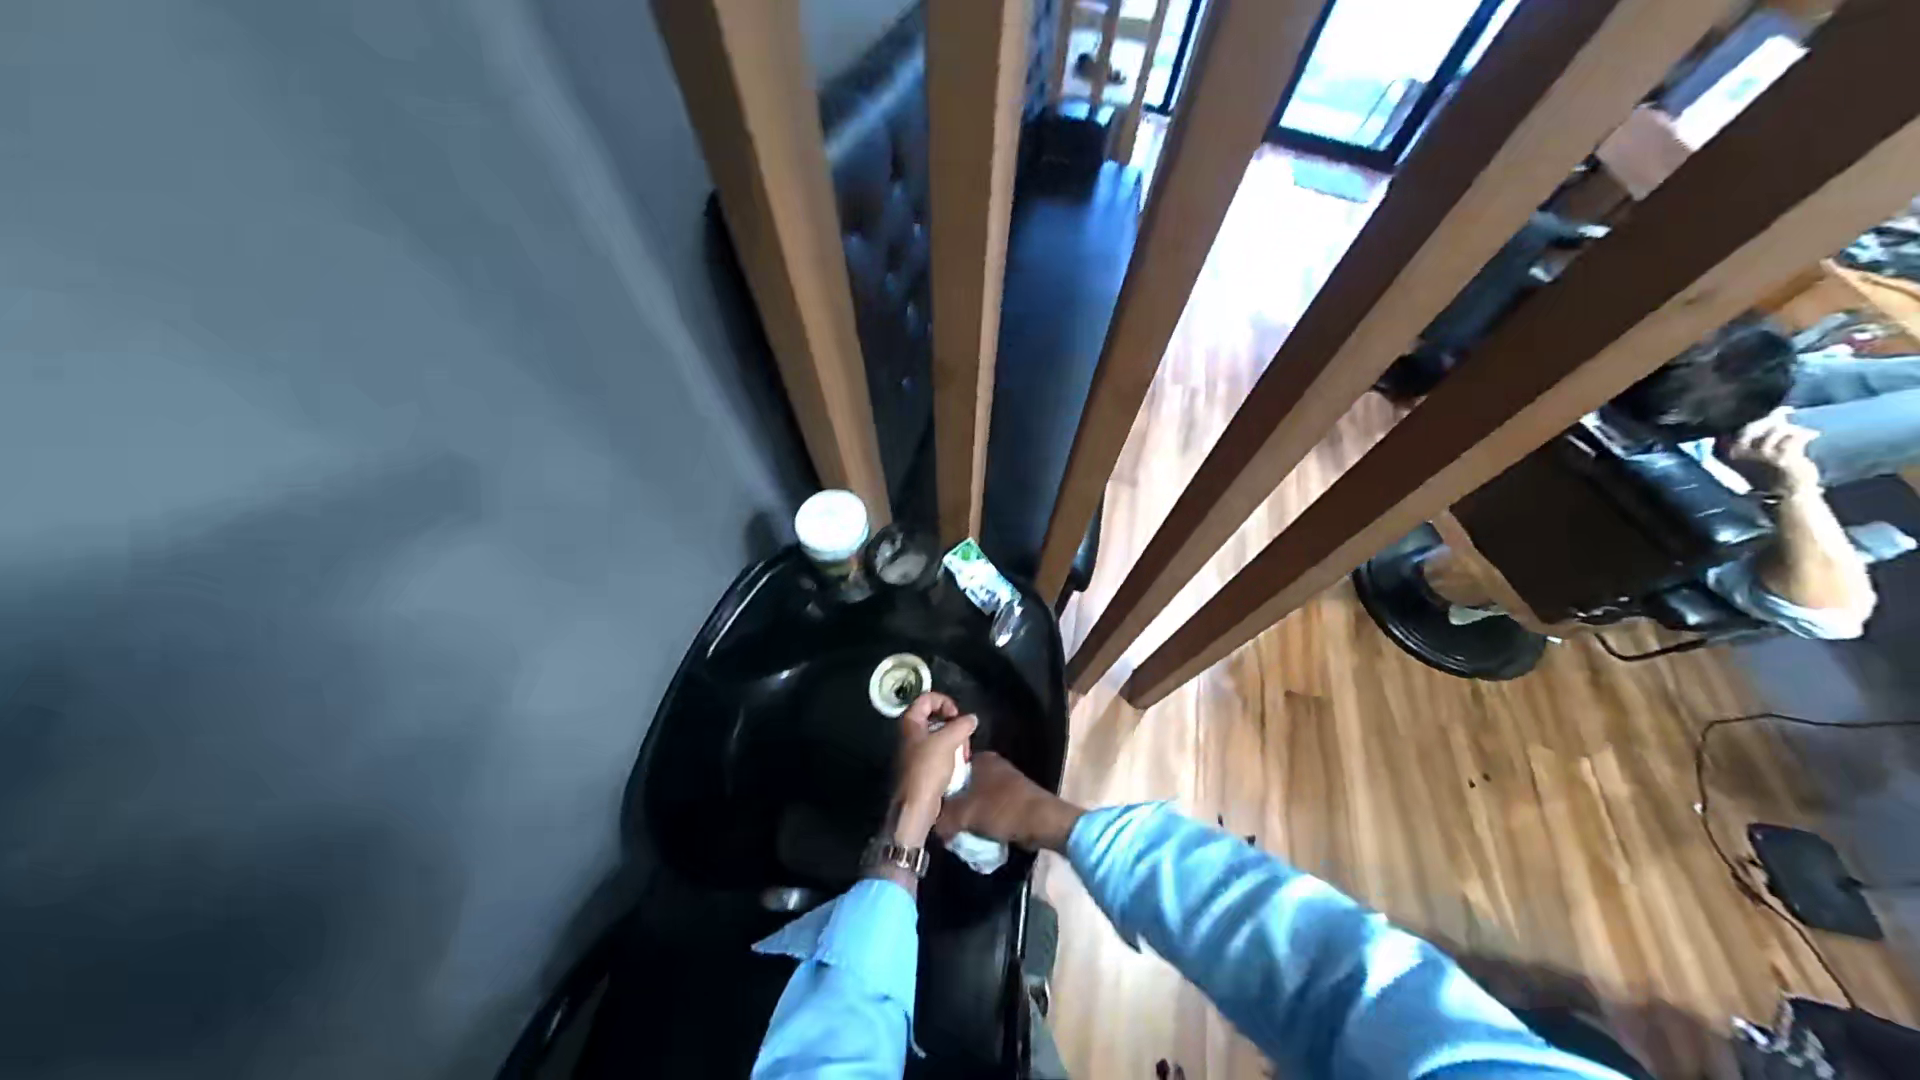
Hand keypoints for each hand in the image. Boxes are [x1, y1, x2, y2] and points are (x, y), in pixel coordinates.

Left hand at [889, 692, 975, 847]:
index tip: (957, 716)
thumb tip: (972, 718)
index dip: (945, 702)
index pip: (927, 698)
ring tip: (963, 754)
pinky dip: (951, 753)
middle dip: (955, 725)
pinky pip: (940, 751)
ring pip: (940, 735)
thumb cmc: (928, 768)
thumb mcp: (948, 741)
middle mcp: (911, 733)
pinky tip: (959, 764)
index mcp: (911, 722)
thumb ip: (962, 725)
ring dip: (955, 741)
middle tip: (964, 738)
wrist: (916, 805)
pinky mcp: (923, 765)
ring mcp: (917, 750)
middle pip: (936, 716)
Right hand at [935, 751, 1083, 853]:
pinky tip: (974, 832)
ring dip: (968, 813)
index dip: (938, 787)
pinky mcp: (1012, 798)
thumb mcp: (966, 815)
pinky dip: (981, 818)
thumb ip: (944, 818)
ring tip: (955, 829)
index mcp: (981, 759)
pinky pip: (989, 807)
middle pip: (963, 784)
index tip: (930, 804)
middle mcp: (992, 765)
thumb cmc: (1003, 810)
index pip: (950, 768)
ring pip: (976, 797)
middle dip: (953, 803)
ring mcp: (1004, 781)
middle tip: (941, 820)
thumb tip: (931, 824)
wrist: (1043, 822)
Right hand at [1722, 408, 1821, 496]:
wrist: (1785, 494)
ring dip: (1791, 429)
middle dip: (1771, 419)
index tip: (1764, 411)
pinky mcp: (1782, 456)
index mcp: (1726, 453)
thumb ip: (1752, 440)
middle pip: (1753, 425)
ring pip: (1776, 430)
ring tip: (1800, 432)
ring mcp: (1760, 454)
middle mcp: (1738, 452)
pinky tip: (1813, 436)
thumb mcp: (1748, 457)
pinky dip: (1805, 435)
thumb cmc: (1767, 474)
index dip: (1749, 418)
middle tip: (1784, 412)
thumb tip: (1769, 416)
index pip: (1733, 429)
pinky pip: (1794, 437)